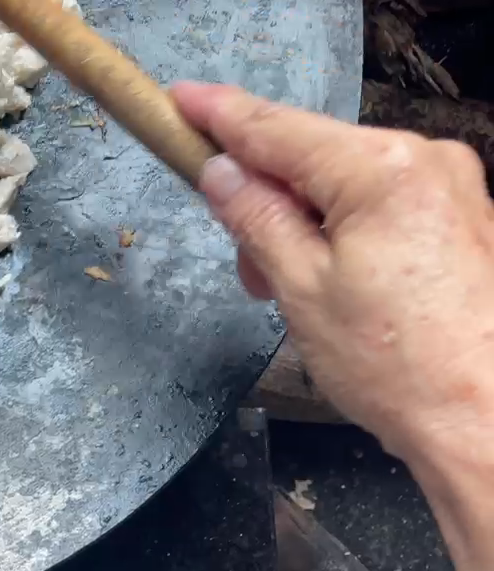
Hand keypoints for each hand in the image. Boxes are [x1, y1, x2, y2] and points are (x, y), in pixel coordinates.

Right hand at [171, 82, 493, 462]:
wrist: (482, 403)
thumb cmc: (386, 353)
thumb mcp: (297, 285)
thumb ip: (255, 220)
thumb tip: (219, 172)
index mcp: (382, 172)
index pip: (277, 131)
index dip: (220, 115)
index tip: (177, 96)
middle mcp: (423, 161)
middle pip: (304, 156)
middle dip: (253, 197)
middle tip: (240, 264)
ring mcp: (444, 184)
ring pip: (330, 183)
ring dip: (284, 224)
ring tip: (278, 288)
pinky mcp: (450, 211)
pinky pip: (362, 202)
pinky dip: (319, 230)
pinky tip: (310, 278)